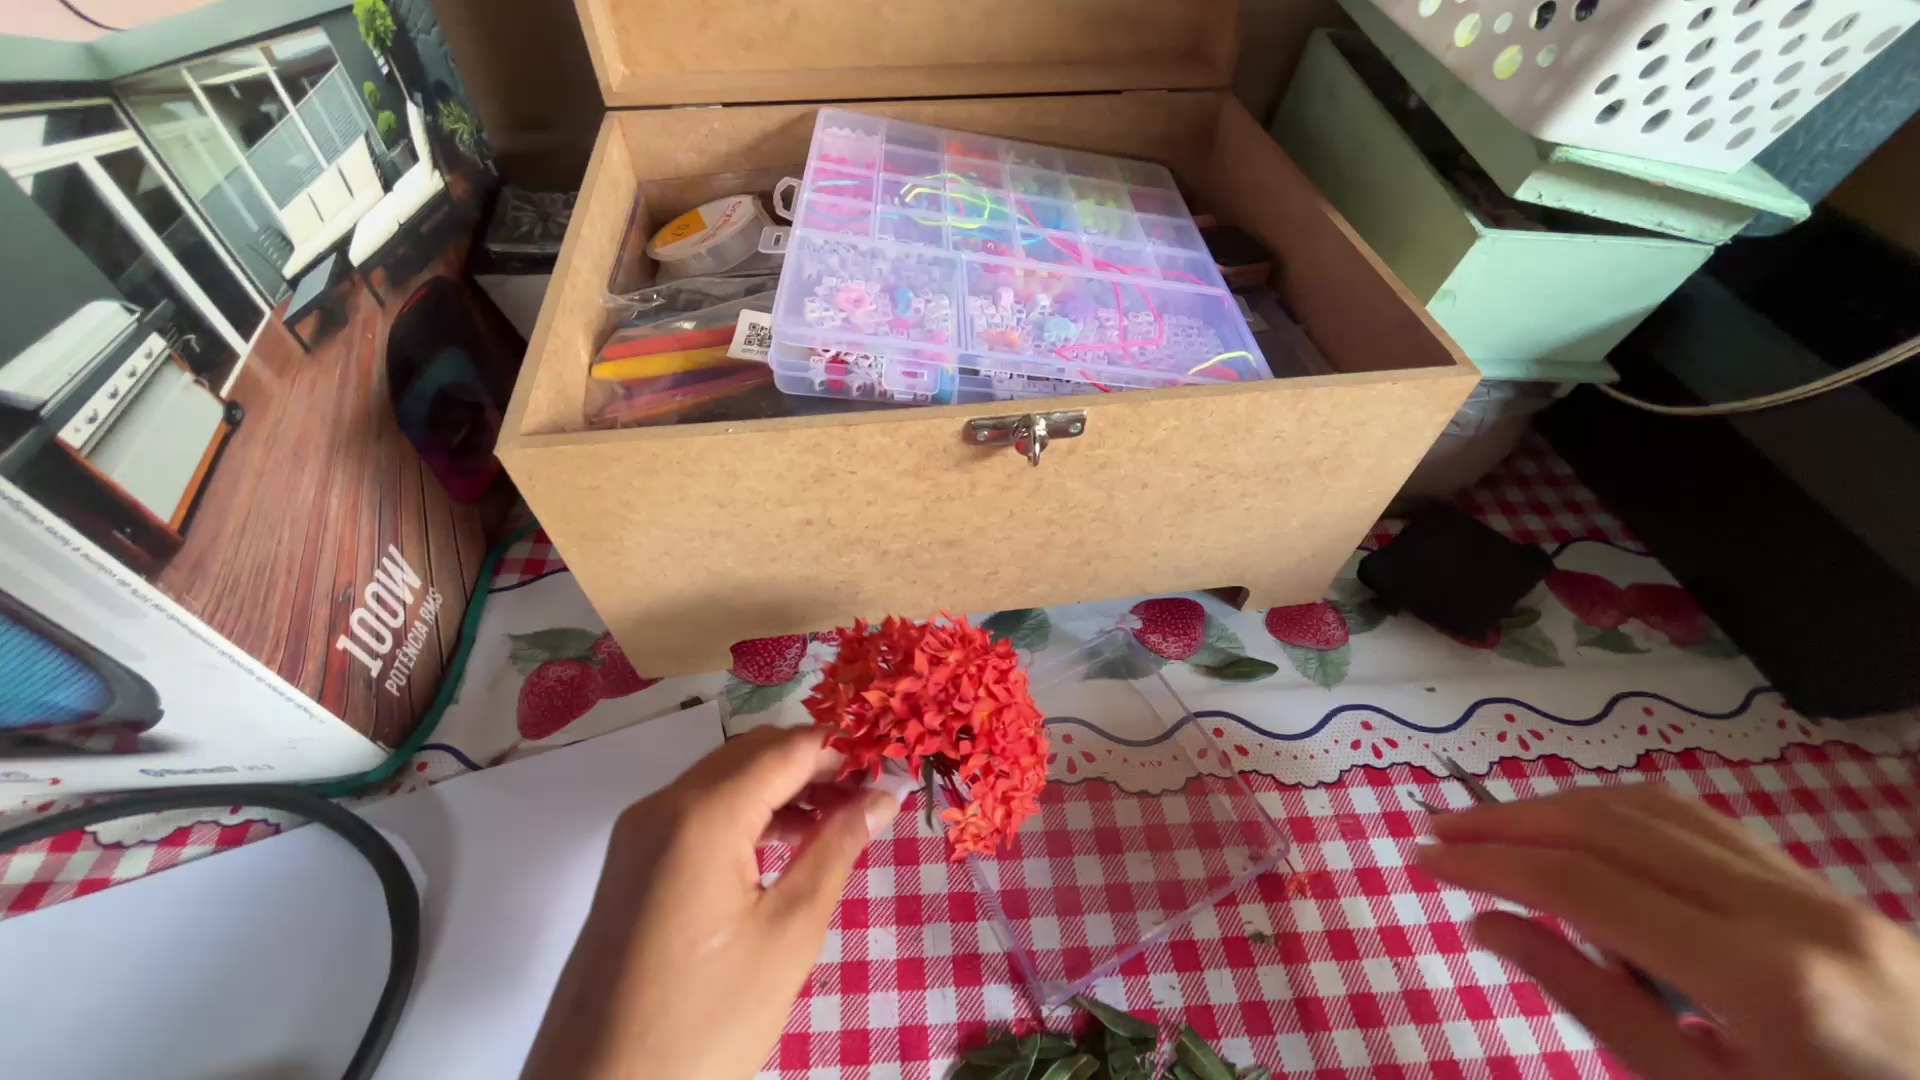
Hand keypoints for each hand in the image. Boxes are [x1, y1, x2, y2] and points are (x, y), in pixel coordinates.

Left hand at [521, 725, 902, 1079]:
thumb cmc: (706, 1022)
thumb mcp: (788, 933)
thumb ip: (837, 848)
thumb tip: (882, 796)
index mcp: (701, 816)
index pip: (786, 749)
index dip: (843, 748)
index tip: (889, 763)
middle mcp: (662, 806)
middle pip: (752, 753)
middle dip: (814, 763)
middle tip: (868, 793)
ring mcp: (638, 833)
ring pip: (725, 778)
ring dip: (782, 787)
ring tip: (838, 819)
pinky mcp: (631, 862)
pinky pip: (699, 811)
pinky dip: (747, 813)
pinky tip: (786, 843)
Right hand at [1416, 782, 1919, 1079]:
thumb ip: (1591, 1002)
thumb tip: (1486, 924)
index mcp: (1764, 980)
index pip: (1581, 883)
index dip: (1486, 861)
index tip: (1421, 857)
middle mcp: (1792, 911)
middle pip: (1608, 825)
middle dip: (1508, 820)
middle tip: (1439, 830)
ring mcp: (1818, 890)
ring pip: (1650, 807)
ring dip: (1555, 806)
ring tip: (1494, 825)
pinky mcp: (1827, 888)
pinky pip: (1698, 823)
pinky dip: (1615, 813)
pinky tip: (1576, 828)